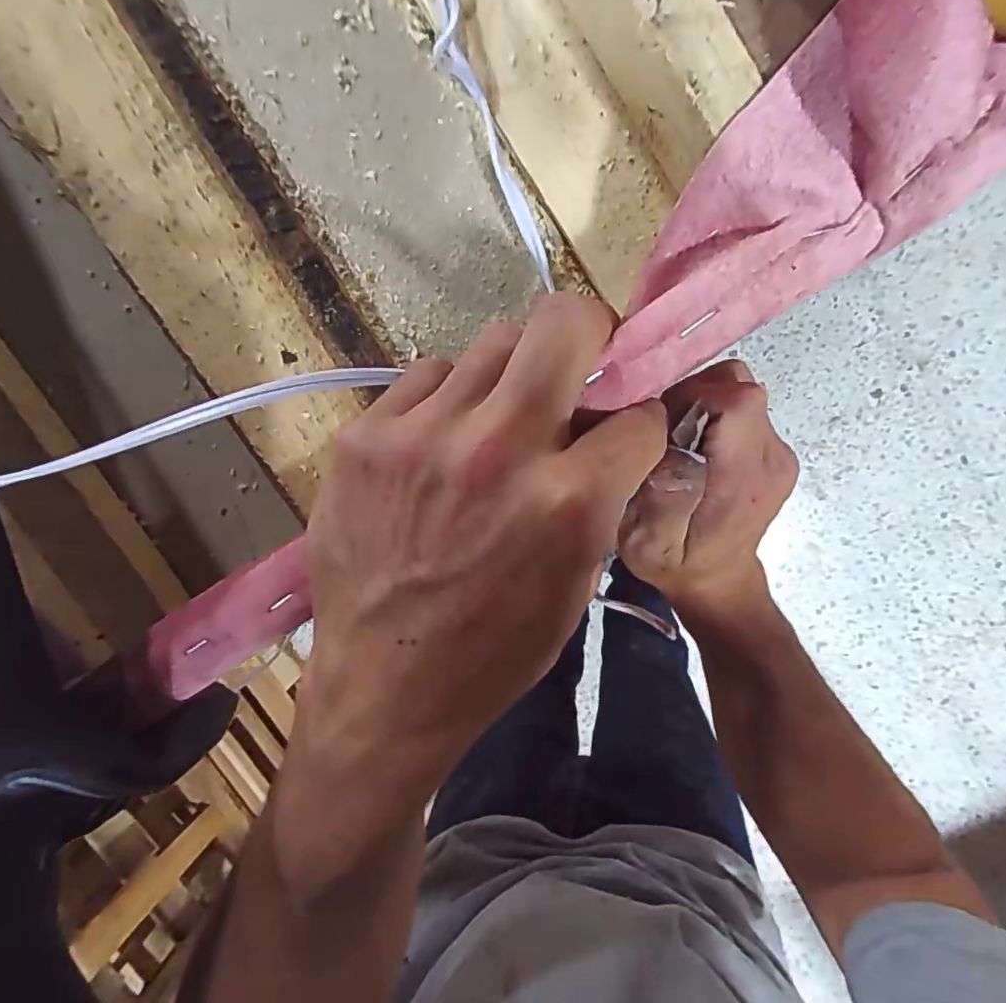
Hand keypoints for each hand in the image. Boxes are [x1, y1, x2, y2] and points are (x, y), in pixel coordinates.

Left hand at [297, 294, 666, 804]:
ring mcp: (423, 434)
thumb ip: (601, 491)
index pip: (639, 412)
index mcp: (567, 501)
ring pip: (494, 341)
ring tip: (502, 416)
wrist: (386, 684)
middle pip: (565, 321)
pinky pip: (428, 375)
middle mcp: (498, 449)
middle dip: (589, 336)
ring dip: (515, 372)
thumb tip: (612, 427)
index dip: (640, 418)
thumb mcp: (577, 578)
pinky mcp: (365, 435)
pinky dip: (451, 397)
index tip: (625, 424)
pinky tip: (443, 441)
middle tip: (578, 369)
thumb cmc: (496, 648)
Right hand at [618, 359, 797, 610]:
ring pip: (737, 389)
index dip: (692, 397)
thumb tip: (673, 448)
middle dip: (691, 397)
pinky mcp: (771, 449)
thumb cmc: (678, 565)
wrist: (718, 581)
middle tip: (662, 434)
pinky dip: (711, 416)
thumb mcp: (650, 545)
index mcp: (745, 476)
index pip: (736, 399)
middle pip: (736, 385)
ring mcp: (776, 450)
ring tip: (675, 442)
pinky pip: (739, 408)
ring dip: (699, 404)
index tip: (663, 425)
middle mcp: (771, 455)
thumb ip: (662, 498)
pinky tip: (692, 449)